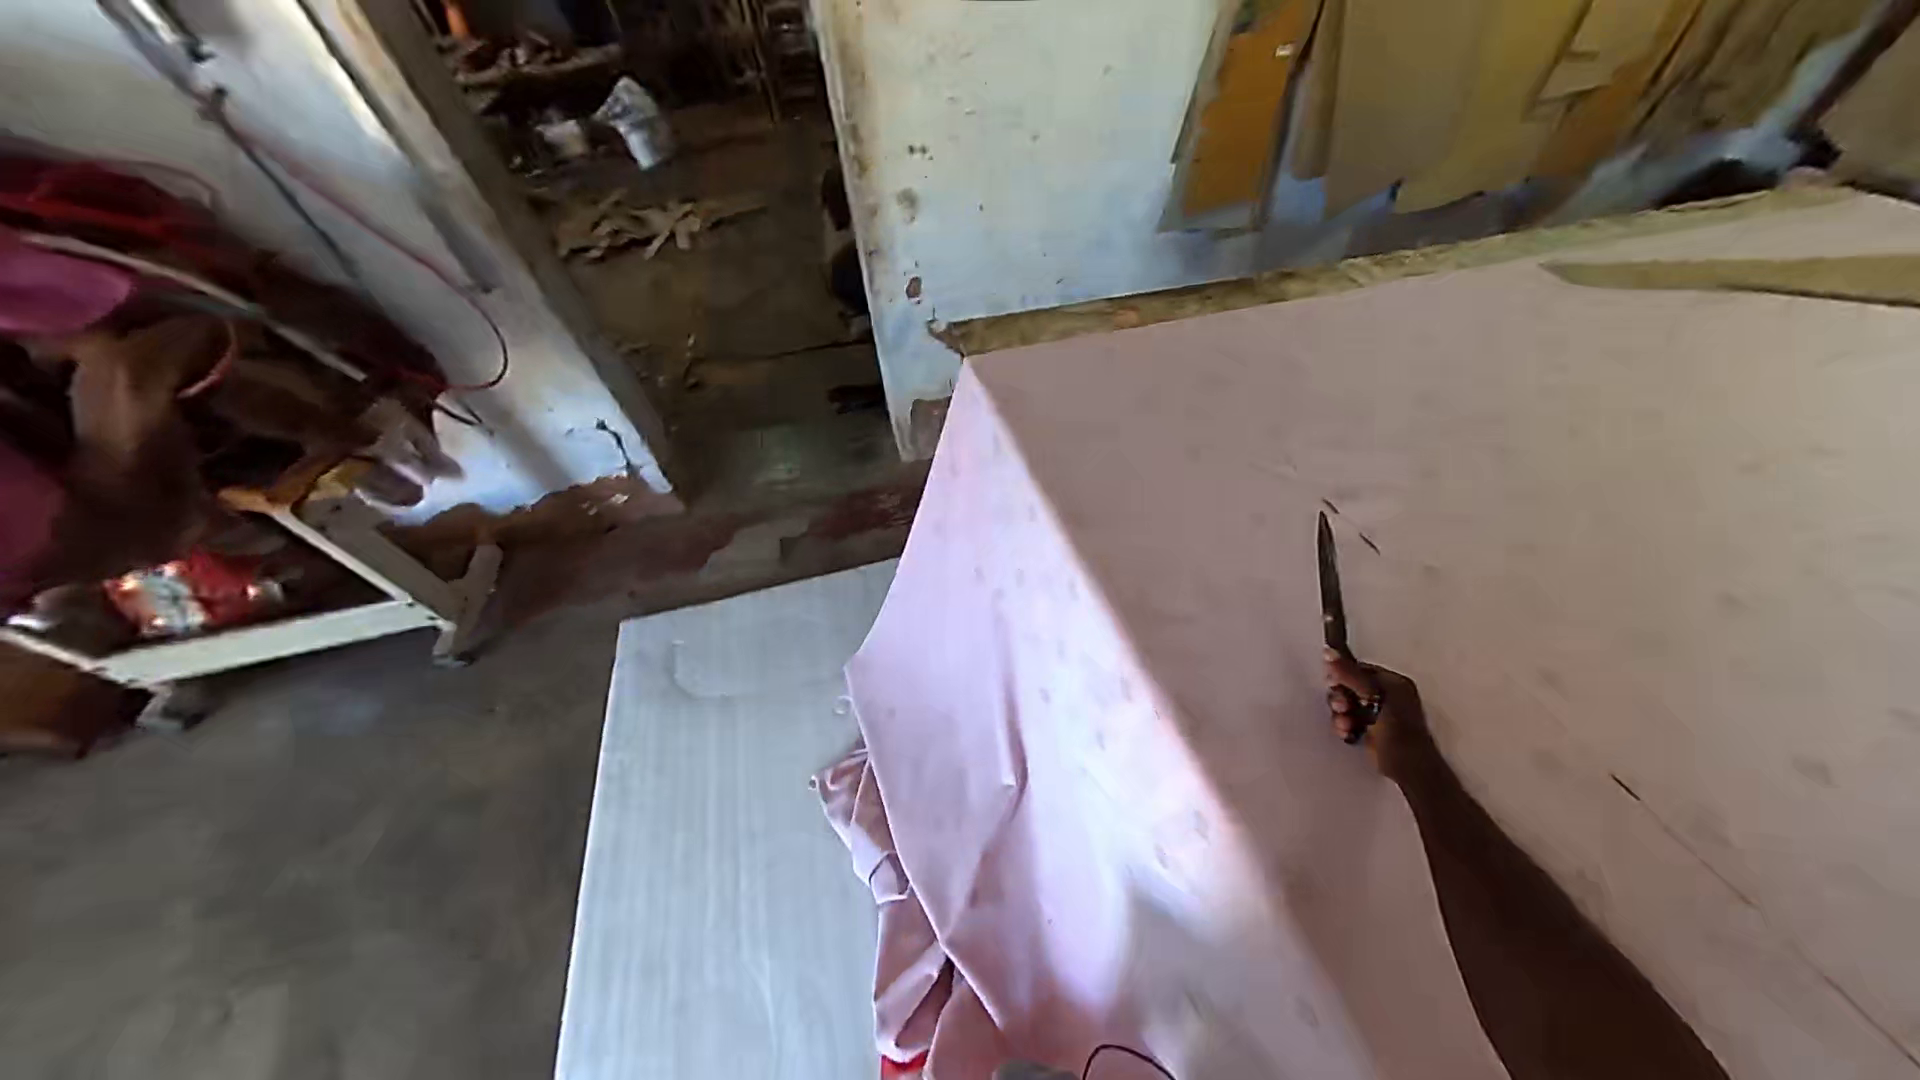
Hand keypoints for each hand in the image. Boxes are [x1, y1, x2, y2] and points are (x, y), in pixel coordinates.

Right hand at [1324, 648, 1435, 784]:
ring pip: (1345, 703)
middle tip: (1342, 707)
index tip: (1333, 684)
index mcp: (1393, 683)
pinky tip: (1347, 732)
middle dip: (1340, 698)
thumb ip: (1351, 675)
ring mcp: (1376, 712)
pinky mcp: (1367, 727)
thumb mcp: (1374, 697)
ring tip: (1345, 724)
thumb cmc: (1398, 732)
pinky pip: (1346, 718)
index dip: (1343, 675)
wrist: (1408, 769)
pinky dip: (1342, 724)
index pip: (1359, 669)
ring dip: (1340, 714)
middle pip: (1348, 686)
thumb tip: (1328, 652)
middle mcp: (1385, 695)